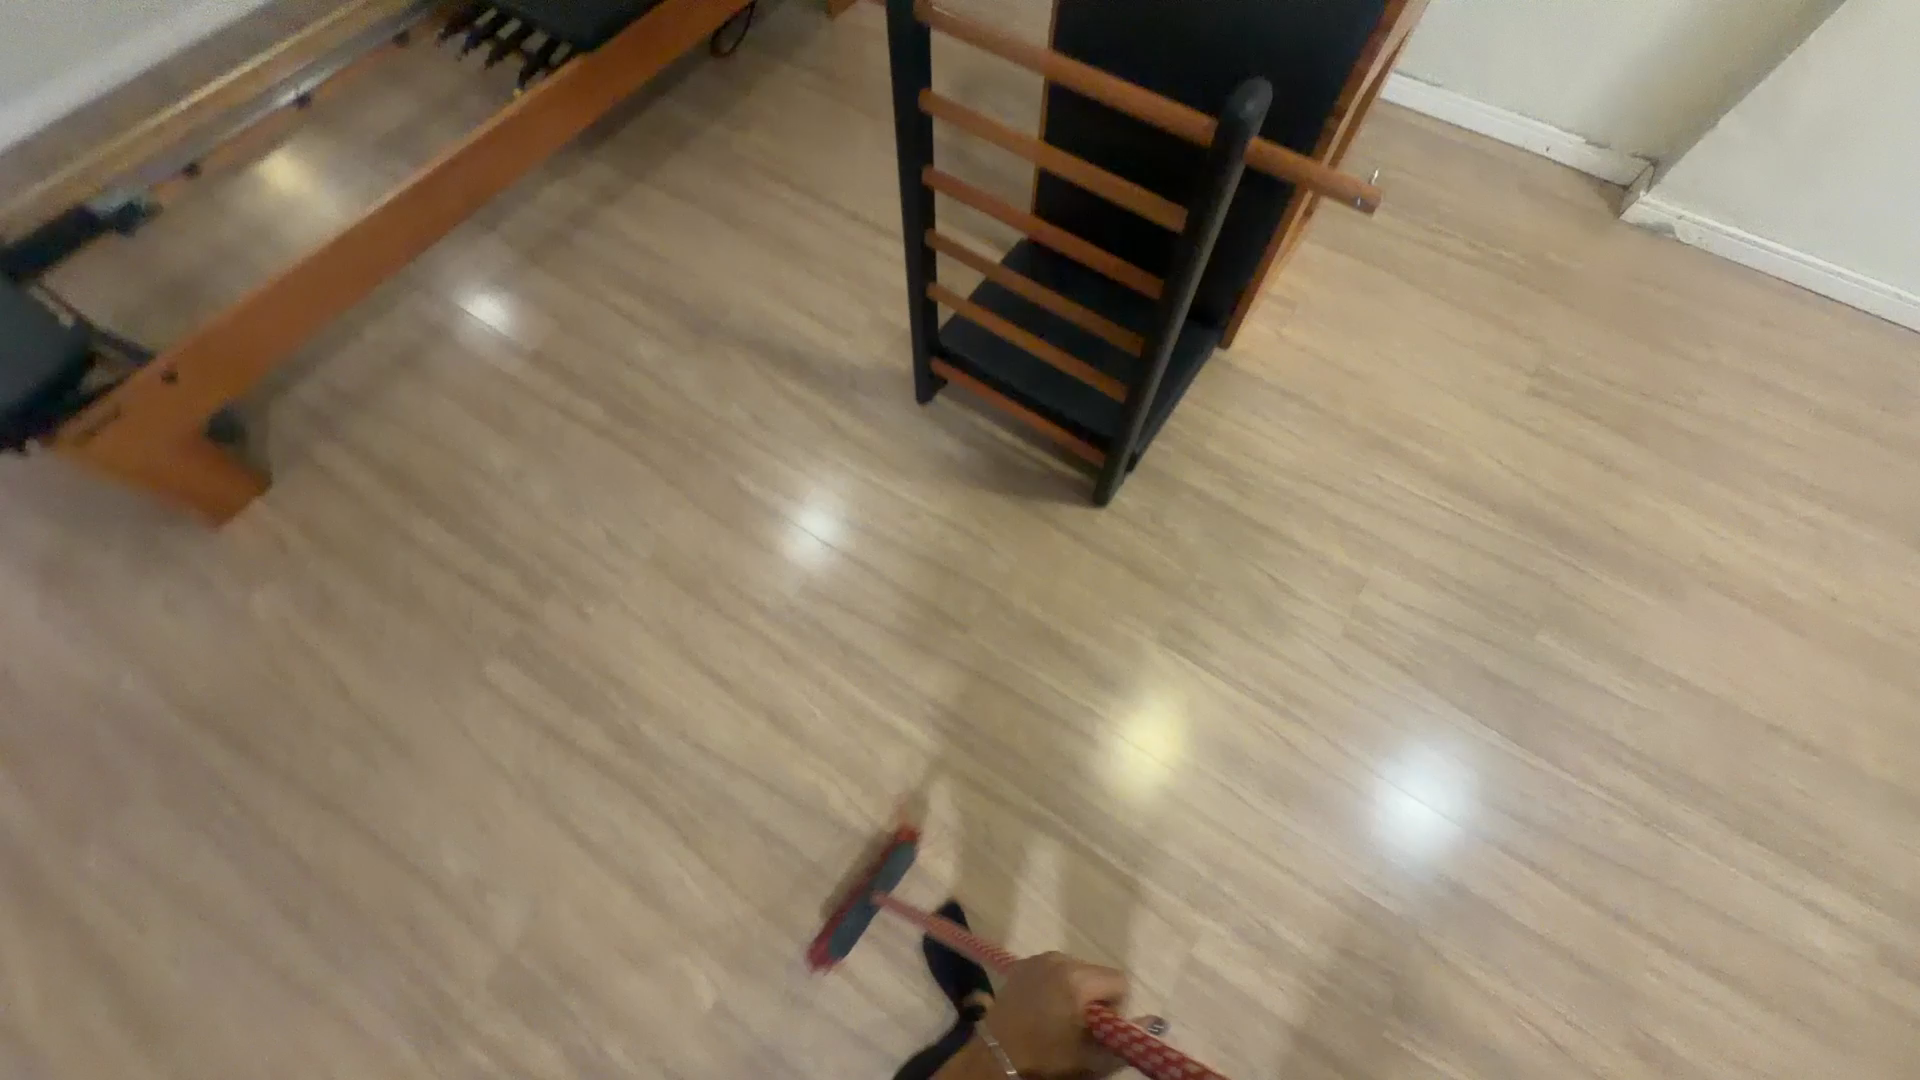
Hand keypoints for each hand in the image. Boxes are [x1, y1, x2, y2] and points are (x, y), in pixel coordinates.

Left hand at [982, 952, 1128, 1078]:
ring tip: (1062, 1015)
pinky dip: (1058, 983)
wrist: (997, 1051)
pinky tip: (1045, 1005)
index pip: (1119, 980)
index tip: (1103, 1026)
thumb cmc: (1046, 1055)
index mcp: (1078, 979)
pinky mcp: (1025, 961)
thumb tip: (1154, 1021)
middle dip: (1098, 997)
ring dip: (1078, 989)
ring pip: (1077, 968)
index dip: (1117, 1006)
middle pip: (1097, 972)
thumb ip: (1124, 1038)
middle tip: (1082, 1024)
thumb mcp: (1089, 1055)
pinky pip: (1055, 967)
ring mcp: (1041, 957)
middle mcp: (1061, 959)